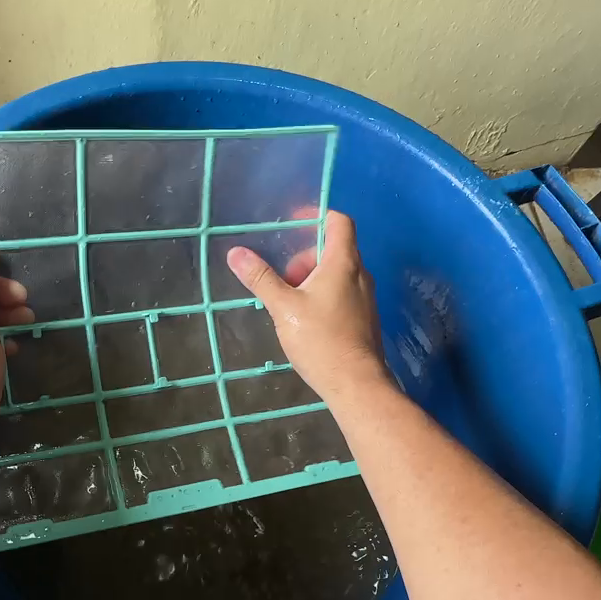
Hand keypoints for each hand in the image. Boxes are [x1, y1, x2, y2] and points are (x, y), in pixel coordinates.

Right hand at [227, 210, 392, 404]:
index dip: (317, 216)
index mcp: (343, 263)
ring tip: (289, 301)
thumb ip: (261, 278)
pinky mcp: (364, 317)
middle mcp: (360, 274)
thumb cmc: (320, 340)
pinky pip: (343, 293)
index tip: (293, 224)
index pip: (339, 221)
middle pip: (334, 248)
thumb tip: (235, 253)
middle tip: (283, 277)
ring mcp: (365, 297)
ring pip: (338, 273)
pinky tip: (304, 319)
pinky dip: (323, 294)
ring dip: (312, 278)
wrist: (356, 383)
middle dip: (305, 256)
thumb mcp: (284, 307)